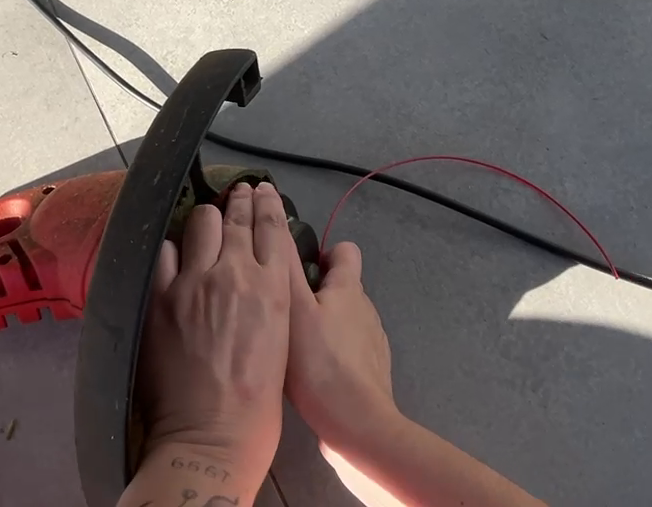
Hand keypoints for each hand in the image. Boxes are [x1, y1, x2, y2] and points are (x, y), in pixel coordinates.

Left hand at [137, 182, 296, 484]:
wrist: (212, 436)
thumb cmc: (258, 401)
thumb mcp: (281, 337)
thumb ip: (268, 296)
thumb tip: (257, 276)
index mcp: (272, 286)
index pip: (270, 226)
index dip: (266, 202)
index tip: (262, 189)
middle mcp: (234, 272)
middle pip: (235, 217)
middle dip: (237, 200)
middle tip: (237, 192)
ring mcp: (194, 281)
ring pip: (200, 223)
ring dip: (205, 220)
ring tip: (204, 221)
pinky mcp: (161, 297)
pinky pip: (163, 253)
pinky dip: (170, 250)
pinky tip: (173, 255)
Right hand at [285, 240, 399, 449]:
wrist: (358, 427)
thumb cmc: (321, 363)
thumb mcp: (293, 309)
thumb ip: (286, 266)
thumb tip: (280, 222)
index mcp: (348, 287)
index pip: (344, 250)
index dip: (323, 253)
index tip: (297, 270)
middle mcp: (365, 308)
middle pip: (340, 287)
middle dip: (314, 294)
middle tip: (282, 313)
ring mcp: (372, 341)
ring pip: (343, 320)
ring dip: (321, 326)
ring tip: (290, 348)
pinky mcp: (371, 372)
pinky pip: (348, 351)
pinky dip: (331, 356)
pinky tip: (310, 377)